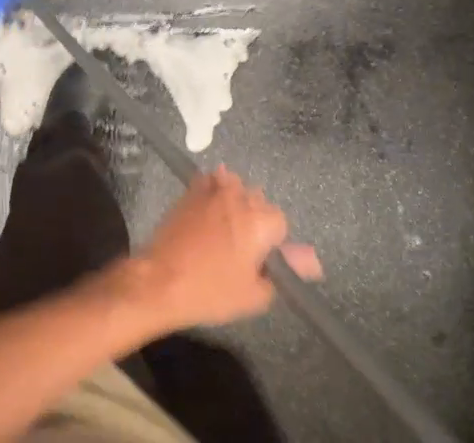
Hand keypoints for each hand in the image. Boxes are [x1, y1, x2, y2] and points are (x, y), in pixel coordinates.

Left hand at [120, 166, 323, 331]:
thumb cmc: (211, 291)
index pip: (281, 222)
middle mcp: (239, 198)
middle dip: (256, 220)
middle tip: (242, 249)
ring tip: (223, 230)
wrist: (160, 280)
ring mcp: (212, 191)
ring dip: (236, 203)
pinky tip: (209, 208)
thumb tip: (312, 259)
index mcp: (260, 221)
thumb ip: (287, 270)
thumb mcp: (256, 292)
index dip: (273, 243)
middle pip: (259, 201)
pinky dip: (215, 189)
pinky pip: (210, 180)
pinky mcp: (189, 191)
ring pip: (235, 188)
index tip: (261, 260)